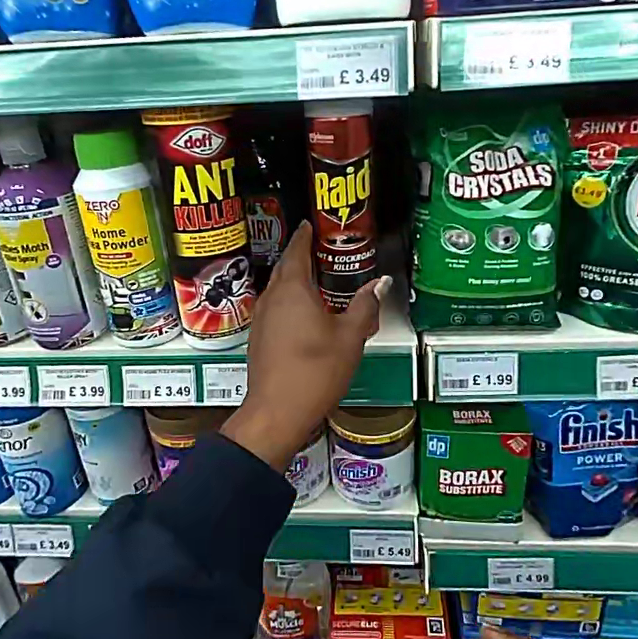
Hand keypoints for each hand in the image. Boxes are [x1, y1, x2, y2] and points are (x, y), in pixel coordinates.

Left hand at [222, 221, 388, 469]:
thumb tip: (379, 284)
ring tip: (317, 279)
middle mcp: (271, 299)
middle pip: (284, 267)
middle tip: (320, 248)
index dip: (304, 235)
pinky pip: (274, 308)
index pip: (296, 250)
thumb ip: (365, 306)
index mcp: (292, 290)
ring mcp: (260, 319)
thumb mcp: (350, 337)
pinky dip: (289, 301)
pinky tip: (305, 313)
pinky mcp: (258, 339)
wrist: (276, 413)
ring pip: (278, 289)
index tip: (311, 225)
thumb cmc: (314, 372)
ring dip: (294, 279)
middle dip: (300, 255)